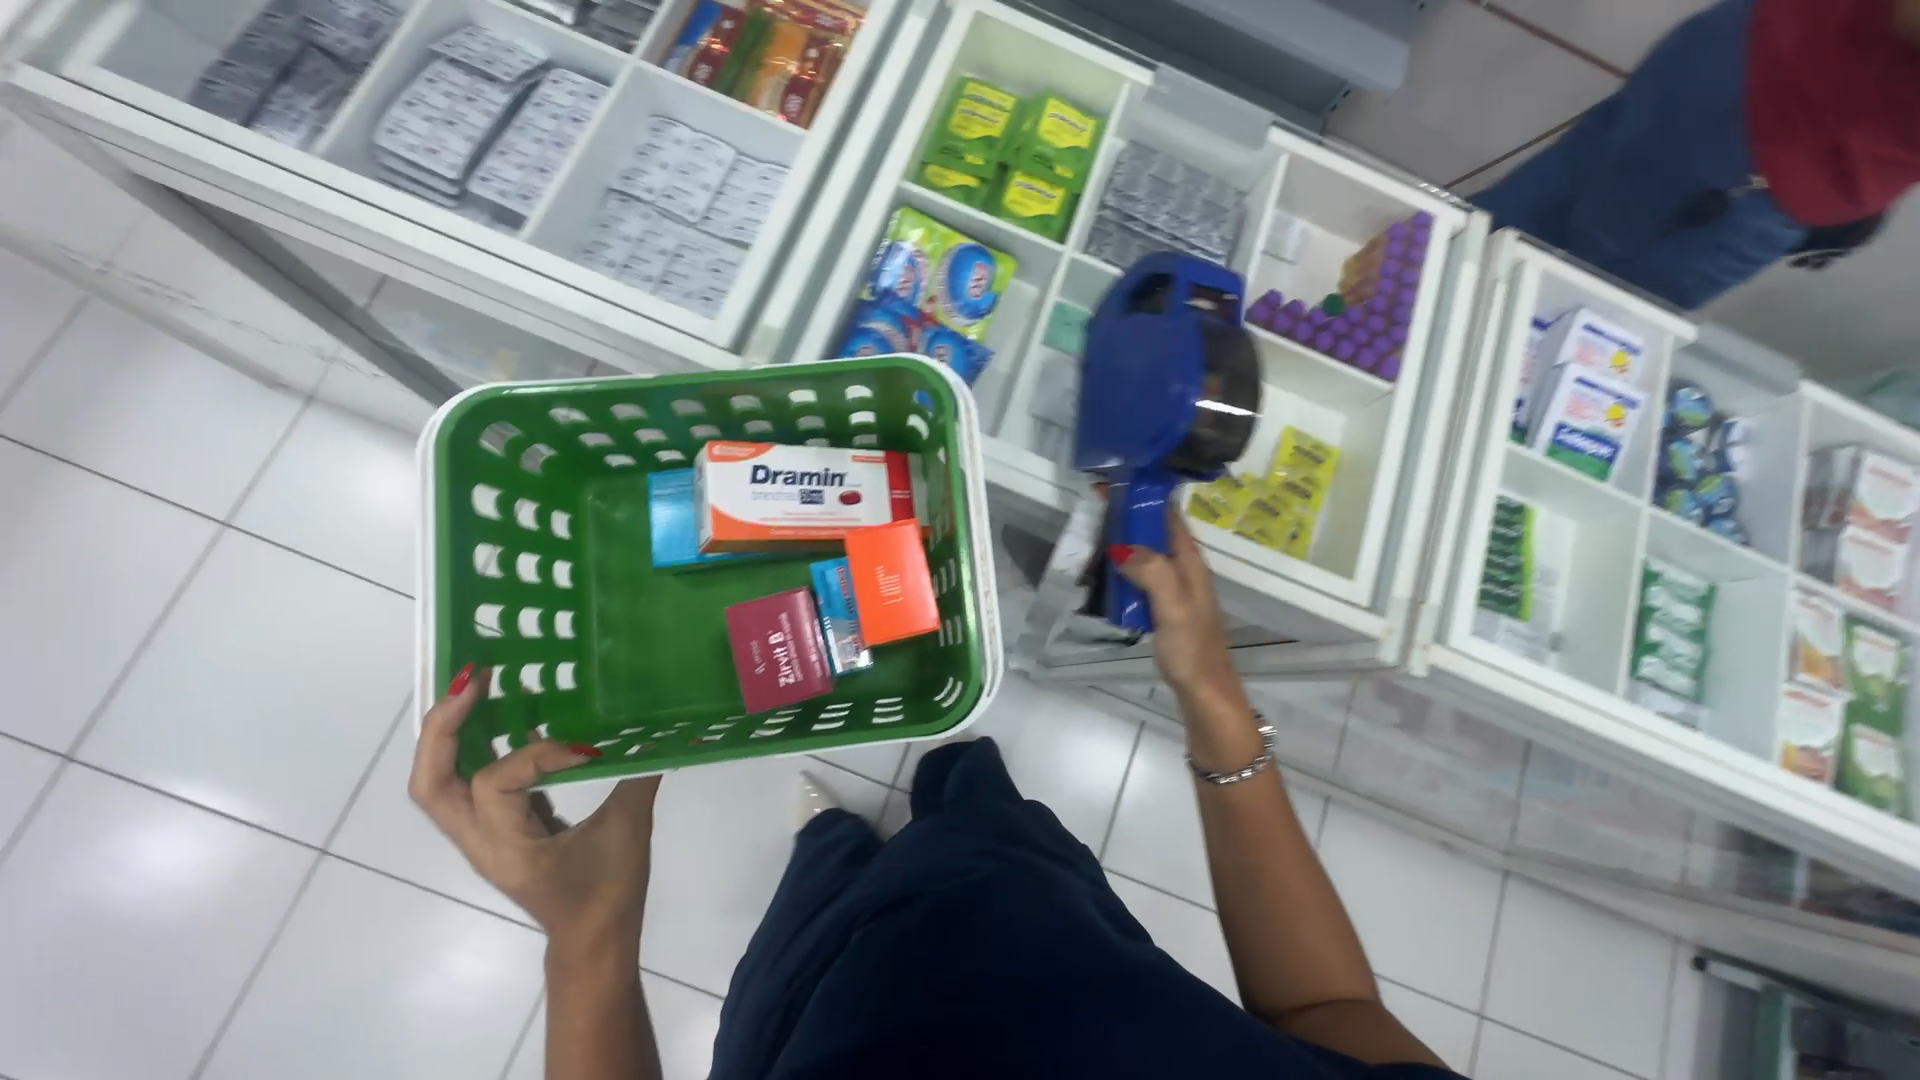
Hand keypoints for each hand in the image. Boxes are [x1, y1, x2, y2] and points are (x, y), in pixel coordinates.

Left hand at [410, 665, 661, 951]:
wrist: (593, 944)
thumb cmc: (607, 894)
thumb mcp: (627, 832)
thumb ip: (636, 778)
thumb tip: (658, 733)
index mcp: (504, 845)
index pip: (497, 783)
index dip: (538, 754)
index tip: (589, 750)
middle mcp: (479, 838)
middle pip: (430, 782)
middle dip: (444, 726)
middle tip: (476, 678)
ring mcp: (483, 834)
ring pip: (440, 781)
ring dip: (452, 731)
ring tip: (479, 685)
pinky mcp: (499, 827)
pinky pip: (472, 781)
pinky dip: (479, 744)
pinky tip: (511, 714)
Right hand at [1112, 504, 1239, 702]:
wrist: (1204, 693)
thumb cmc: (1191, 649)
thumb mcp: (1173, 607)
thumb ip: (1153, 572)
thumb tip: (1122, 547)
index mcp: (1191, 564)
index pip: (1170, 517)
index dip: (1147, 496)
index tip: (1117, 481)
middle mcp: (1185, 571)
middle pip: (1157, 532)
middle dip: (1131, 515)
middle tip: (1096, 505)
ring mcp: (1175, 590)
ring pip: (1148, 554)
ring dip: (1125, 541)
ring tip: (1094, 533)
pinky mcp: (1165, 607)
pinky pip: (1142, 576)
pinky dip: (1125, 568)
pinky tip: (1106, 574)